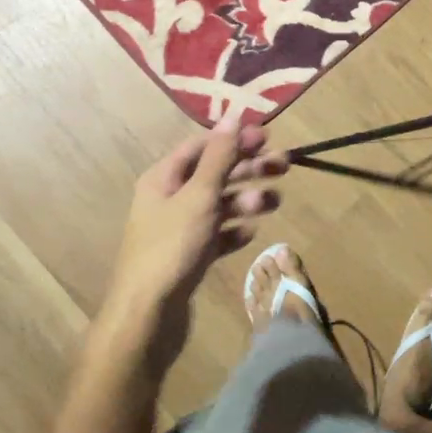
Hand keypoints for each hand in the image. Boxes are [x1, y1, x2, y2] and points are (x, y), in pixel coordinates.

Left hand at [101, 119, 288, 341]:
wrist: (146, 316)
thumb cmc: (171, 247)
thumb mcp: (199, 195)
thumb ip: (219, 156)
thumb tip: (234, 115)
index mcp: (163, 178)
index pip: (202, 146)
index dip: (234, 139)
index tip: (267, 137)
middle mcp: (168, 199)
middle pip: (215, 173)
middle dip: (249, 169)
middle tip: (285, 165)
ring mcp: (179, 229)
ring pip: (219, 204)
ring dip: (247, 200)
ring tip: (274, 204)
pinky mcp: (189, 256)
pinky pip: (217, 234)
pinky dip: (235, 230)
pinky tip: (251, 233)